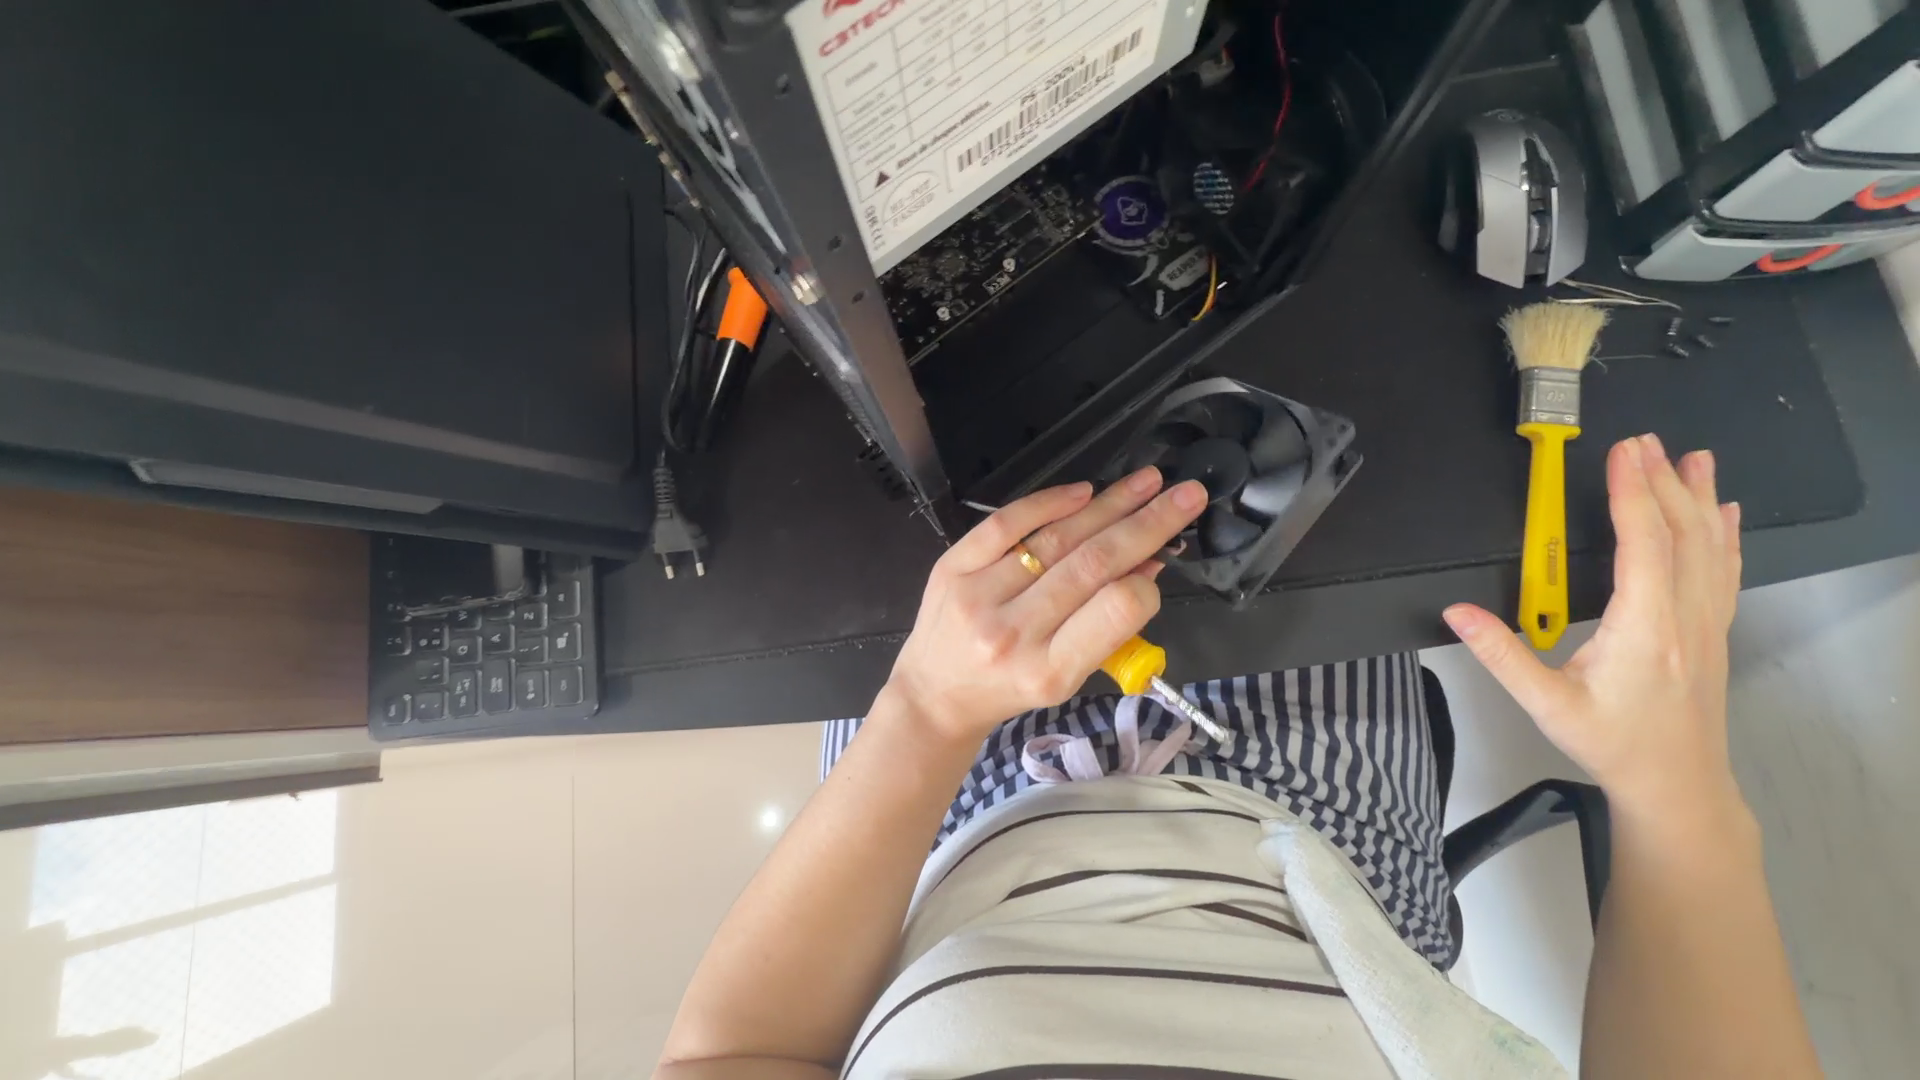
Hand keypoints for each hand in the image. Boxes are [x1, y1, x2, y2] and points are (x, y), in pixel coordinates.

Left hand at [882, 468, 1208, 744]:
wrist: (935, 696)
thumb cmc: (1009, 692)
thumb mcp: (1065, 679)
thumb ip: (1107, 627)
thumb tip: (1147, 564)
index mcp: (1047, 671)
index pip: (1113, 612)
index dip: (1146, 581)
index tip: (1163, 559)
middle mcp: (1011, 632)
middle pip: (1090, 564)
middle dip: (1146, 523)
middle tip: (1186, 494)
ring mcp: (977, 595)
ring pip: (1054, 538)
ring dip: (1108, 504)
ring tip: (1147, 482)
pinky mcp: (950, 568)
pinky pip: (1006, 523)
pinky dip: (1048, 502)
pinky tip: (1086, 491)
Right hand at [1443, 434, 1744, 821]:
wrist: (1676, 783)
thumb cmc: (1610, 742)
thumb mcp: (1545, 704)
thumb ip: (1501, 654)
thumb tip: (1457, 612)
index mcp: (1645, 629)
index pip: (1643, 545)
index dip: (1632, 494)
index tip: (1623, 454)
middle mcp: (1684, 617)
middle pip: (1681, 535)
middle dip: (1662, 483)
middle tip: (1644, 441)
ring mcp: (1705, 623)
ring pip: (1709, 547)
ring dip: (1699, 498)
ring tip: (1693, 457)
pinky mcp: (1710, 631)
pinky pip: (1723, 570)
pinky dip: (1724, 534)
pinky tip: (1724, 514)